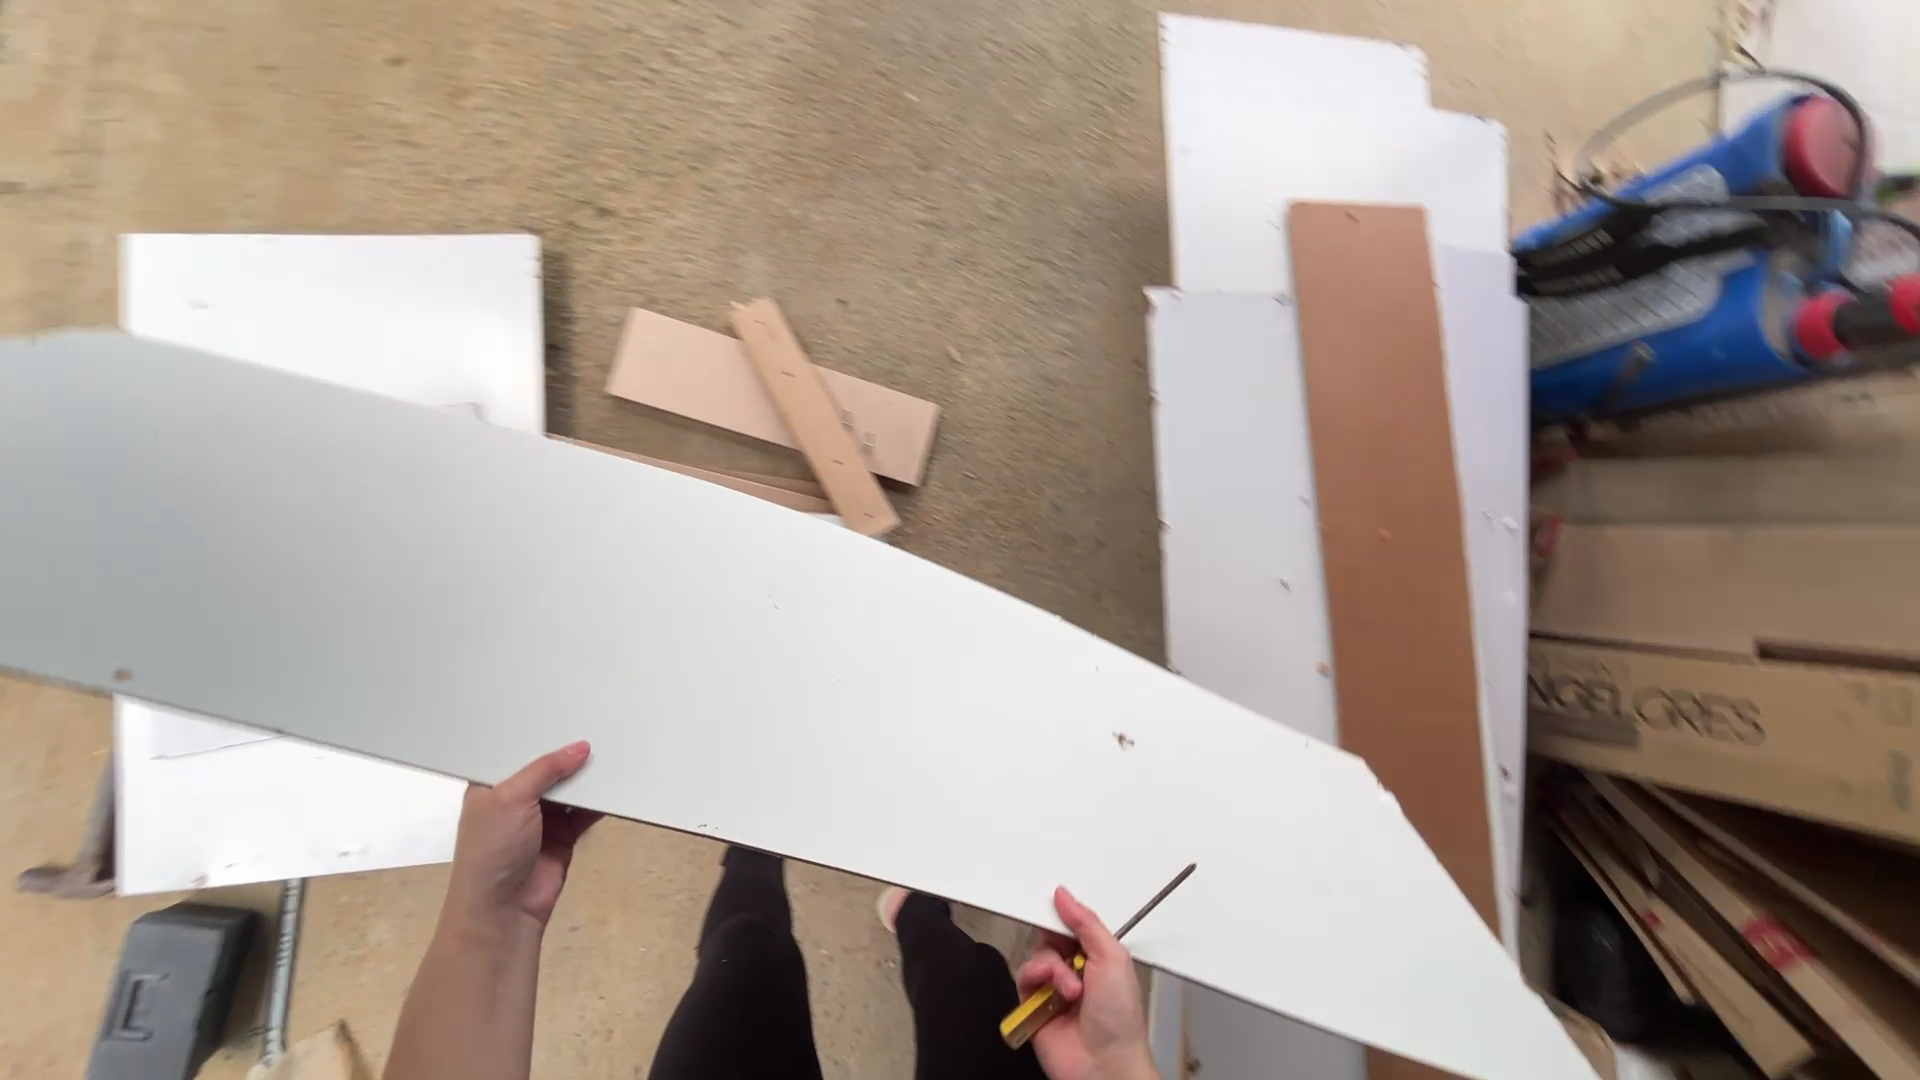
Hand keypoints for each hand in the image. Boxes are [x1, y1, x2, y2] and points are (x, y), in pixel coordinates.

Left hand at [444, 742, 603, 933]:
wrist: (502, 910)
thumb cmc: (492, 850)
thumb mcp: (510, 799)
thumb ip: (546, 769)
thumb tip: (581, 747)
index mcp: (491, 786)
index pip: (517, 751)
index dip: (539, 733)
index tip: (567, 710)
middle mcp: (516, 798)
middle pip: (549, 768)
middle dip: (570, 753)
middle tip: (599, 724)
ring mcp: (542, 817)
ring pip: (571, 788)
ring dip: (589, 776)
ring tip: (614, 748)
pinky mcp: (565, 833)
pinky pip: (587, 810)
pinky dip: (602, 799)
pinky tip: (618, 782)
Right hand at [1015, 887, 1158, 1079]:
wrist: (1105, 1065)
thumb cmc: (1121, 1020)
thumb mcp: (1112, 958)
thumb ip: (1087, 922)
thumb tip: (1064, 895)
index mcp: (1096, 954)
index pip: (1071, 922)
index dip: (1062, 914)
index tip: (1054, 904)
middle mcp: (1074, 969)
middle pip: (1050, 936)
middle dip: (1057, 944)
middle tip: (1069, 956)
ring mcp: (1054, 987)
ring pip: (1037, 955)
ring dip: (1052, 968)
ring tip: (1070, 989)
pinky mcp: (1034, 1004)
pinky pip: (1023, 977)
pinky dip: (1035, 980)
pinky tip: (1053, 995)